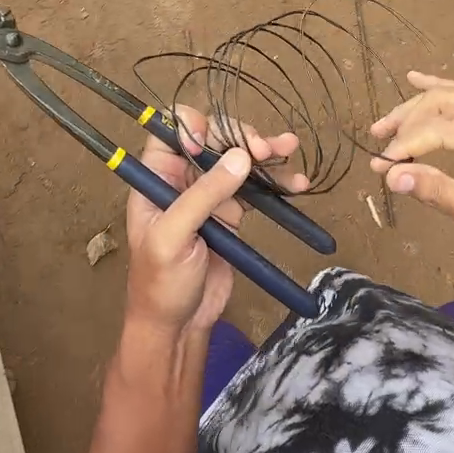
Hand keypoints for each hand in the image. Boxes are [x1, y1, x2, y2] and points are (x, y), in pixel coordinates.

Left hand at [125, 105, 308, 335]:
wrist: (179, 326)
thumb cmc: (160, 282)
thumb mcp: (174, 237)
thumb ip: (205, 195)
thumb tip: (241, 157)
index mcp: (157, 176)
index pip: (171, 130)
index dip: (194, 126)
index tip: (215, 142)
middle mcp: (183, 177)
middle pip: (214, 138)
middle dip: (240, 136)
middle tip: (263, 150)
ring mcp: (210, 193)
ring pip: (239, 158)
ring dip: (266, 152)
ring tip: (289, 148)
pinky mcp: (232, 211)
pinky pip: (256, 187)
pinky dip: (276, 181)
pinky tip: (296, 181)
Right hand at [369, 71, 453, 260]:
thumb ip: (442, 195)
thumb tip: (395, 176)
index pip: (442, 128)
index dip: (407, 145)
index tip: (382, 166)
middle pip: (441, 103)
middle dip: (405, 124)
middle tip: (379, 150)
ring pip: (450, 96)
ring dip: (414, 110)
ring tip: (383, 129)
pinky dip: (437, 89)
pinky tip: (415, 78)